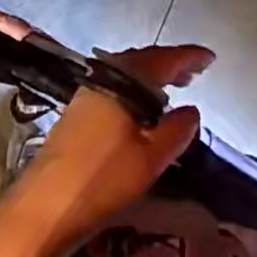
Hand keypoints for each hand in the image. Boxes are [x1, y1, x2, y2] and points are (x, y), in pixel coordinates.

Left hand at [10, 45, 215, 245]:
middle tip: (195, 70)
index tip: (209, 57)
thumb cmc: (104, 176)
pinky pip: (117, 84)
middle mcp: (106, 75)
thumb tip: (192, 110)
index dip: (188, 57)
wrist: (48, 199)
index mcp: (126, 79)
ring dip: (152, 76)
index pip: (164, 59)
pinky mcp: (79, 107)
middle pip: (144, 60)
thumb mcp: (150, 158)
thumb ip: (176, 131)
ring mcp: (89, 89)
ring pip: (128, 73)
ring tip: (174, 86)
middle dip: (171, 64)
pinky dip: (136, 88)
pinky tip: (142, 106)